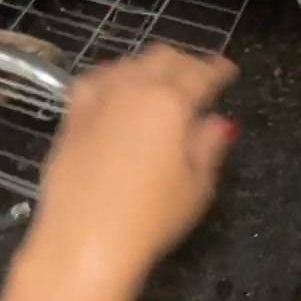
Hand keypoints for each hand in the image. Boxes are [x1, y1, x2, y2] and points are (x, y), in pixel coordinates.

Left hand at [26, 44, 238, 292]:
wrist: (82, 241)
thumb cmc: (150, 219)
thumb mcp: (196, 187)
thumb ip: (209, 146)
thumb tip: (218, 122)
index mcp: (171, 103)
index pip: (202, 74)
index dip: (219, 69)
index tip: (228, 69)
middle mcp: (135, 90)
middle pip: (163, 59)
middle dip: (185, 63)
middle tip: (198, 77)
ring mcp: (100, 100)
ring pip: (129, 64)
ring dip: (150, 67)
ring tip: (160, 82)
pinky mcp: (73, 117)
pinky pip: (95, 80)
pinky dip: (113, 77)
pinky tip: (116, 89)